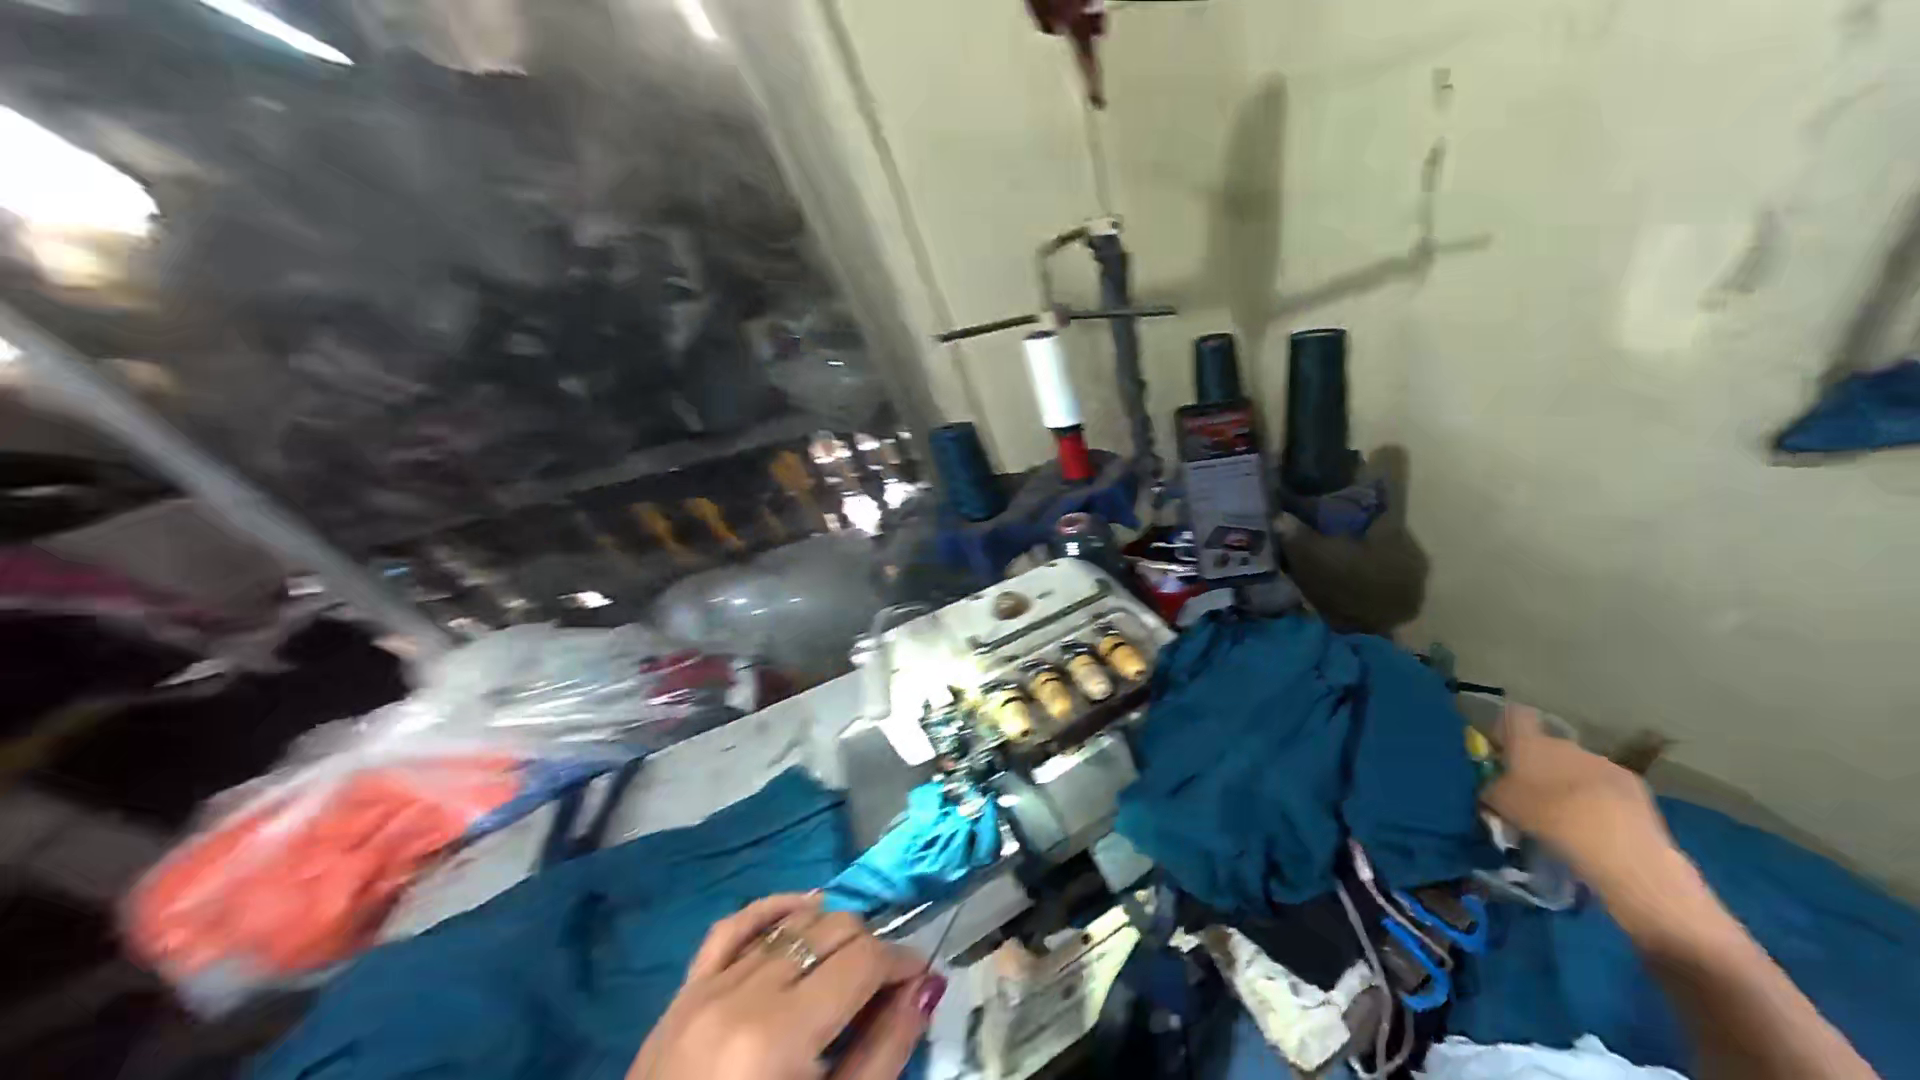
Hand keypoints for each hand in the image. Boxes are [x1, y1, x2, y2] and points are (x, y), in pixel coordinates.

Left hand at [628, 894, 945, 1079]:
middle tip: (886, 986)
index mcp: (779, 1037)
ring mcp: (707, 988)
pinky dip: (774, 910)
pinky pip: (733, 926)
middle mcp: (742, 996)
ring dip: (832, 933)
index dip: (901, 962)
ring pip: (790, 923)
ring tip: (851, 963)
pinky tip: (805, 907)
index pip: (862, 961)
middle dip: (871, 948)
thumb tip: (924, 987)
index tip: (919, 981)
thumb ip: (884, 1051)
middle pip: (831, 930)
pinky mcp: (684, 992)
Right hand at [1482, 704, 1674, 884]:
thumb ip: (1492, 786)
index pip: (1514, 715)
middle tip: (1536, 793)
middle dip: (1541, 765)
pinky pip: (1606, 785)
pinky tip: (1600, 823)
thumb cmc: (1545, 815)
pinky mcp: (1633, 784)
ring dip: (1572, 782)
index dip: (1508, 726)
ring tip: (1572, 814)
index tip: (1504, 746)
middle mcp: (1564, 744)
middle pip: (1547, 746)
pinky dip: (1601, 798)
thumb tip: (1495, 785)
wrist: (1617, 844)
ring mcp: (1602, 762)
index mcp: (1528, 742)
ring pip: (1578, 766)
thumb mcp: (1499, 803)